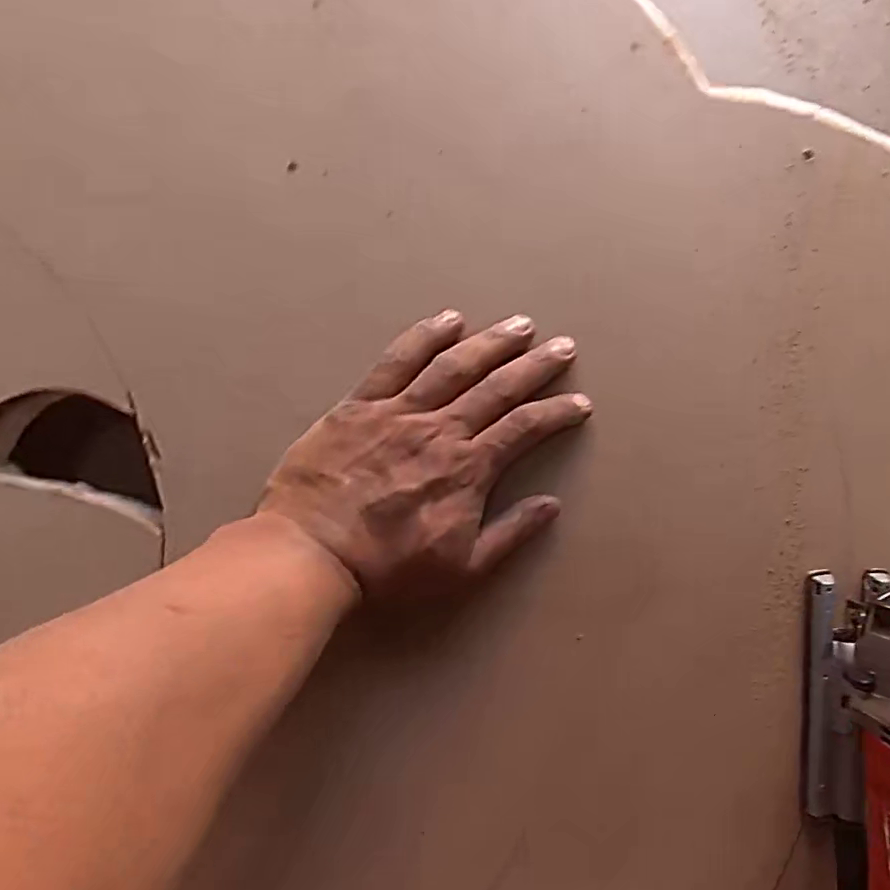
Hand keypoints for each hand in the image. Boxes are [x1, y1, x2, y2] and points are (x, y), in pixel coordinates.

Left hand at [256, 309, 591, 599]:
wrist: (310, 555)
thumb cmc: (389, 569)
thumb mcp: (464, 567)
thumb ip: (511, 533)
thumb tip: (550, 505)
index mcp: (467, 469)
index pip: (524, 428)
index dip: (556, 413)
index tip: (579, 403)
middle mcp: (439, 430)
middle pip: (498, 387)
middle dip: (536, 366)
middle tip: (563, 346)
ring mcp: (398, 413)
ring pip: (454, 365)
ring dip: (491, 342)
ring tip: (520, 325)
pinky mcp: (360, 406)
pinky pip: (397, 361)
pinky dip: (425, 337)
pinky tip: (449, 320)